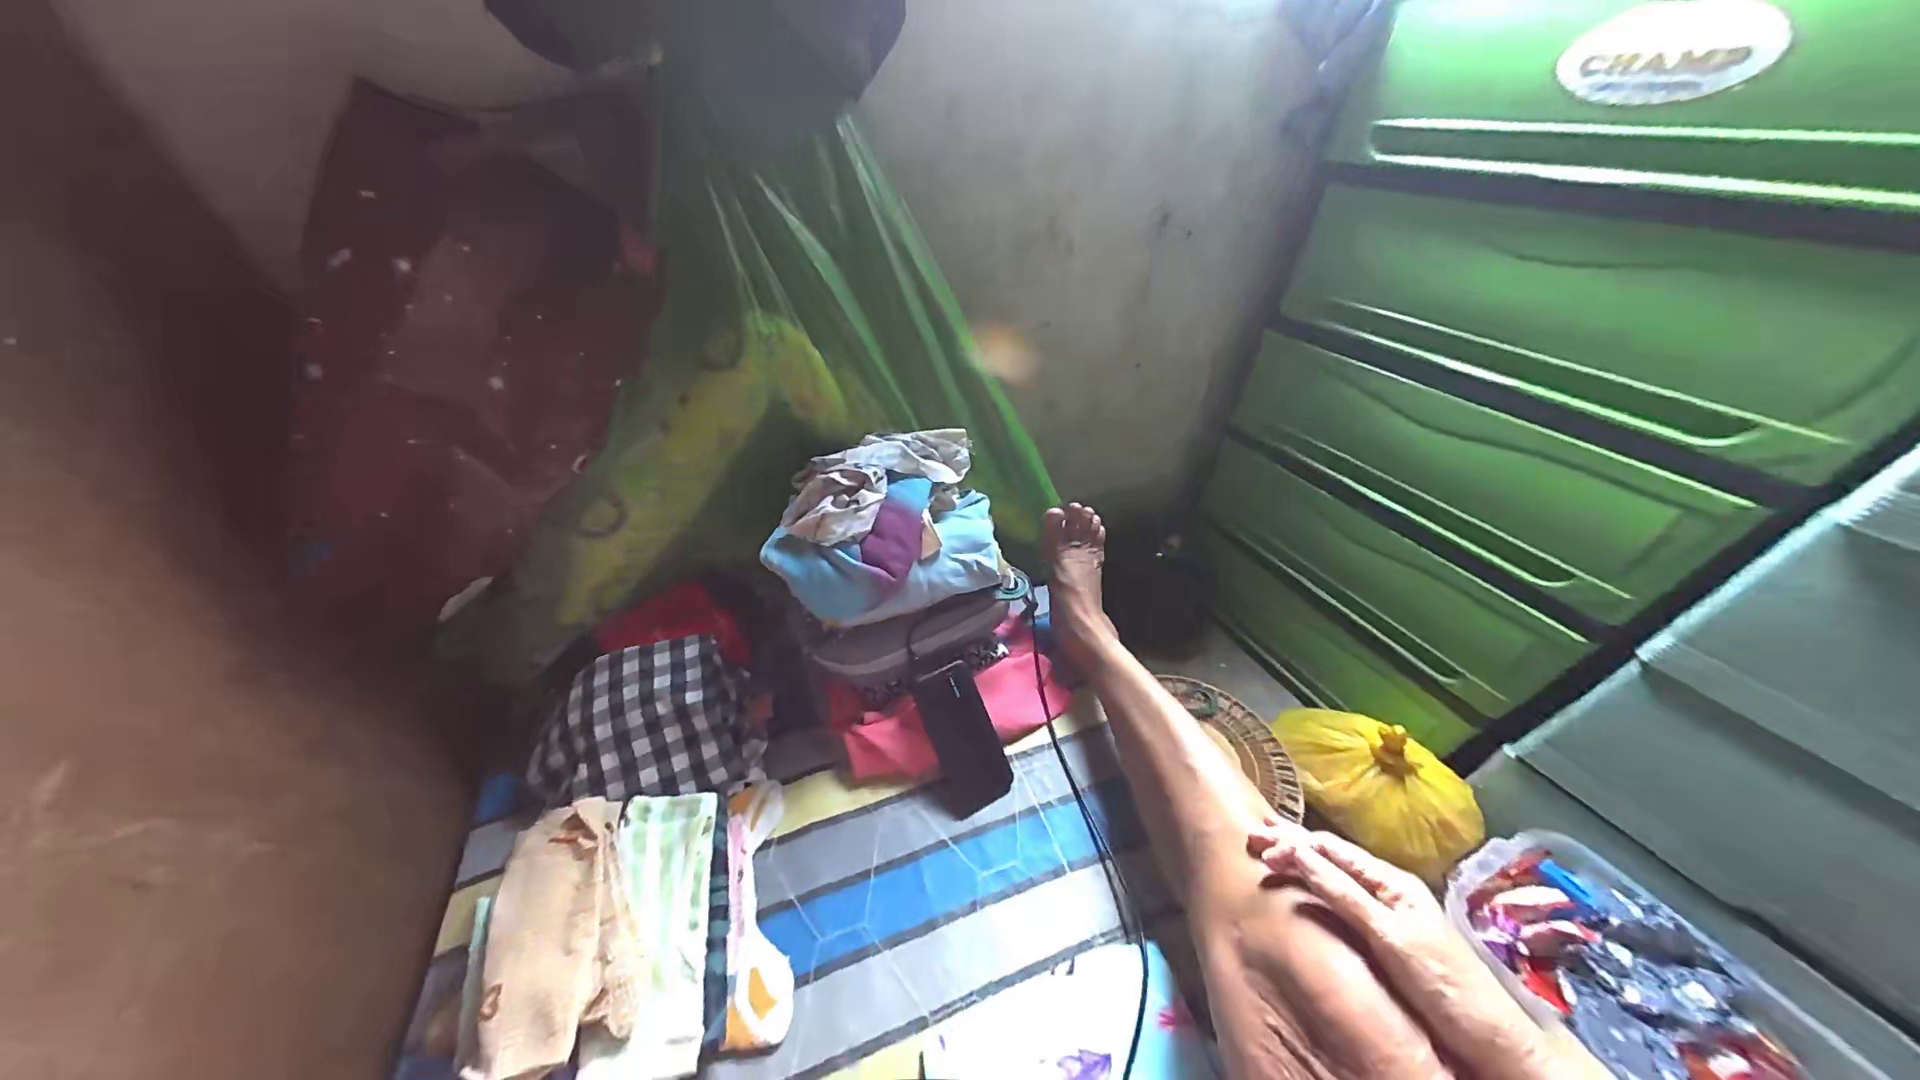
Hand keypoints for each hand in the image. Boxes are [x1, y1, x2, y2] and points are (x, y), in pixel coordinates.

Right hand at [1248, 828, 1567, 1079]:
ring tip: (1268, 848)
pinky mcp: (1384, 934)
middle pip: (1330, 855)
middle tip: (1253, 833)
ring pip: (1332, 872)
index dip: (1292, 840)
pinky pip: (1339, 895)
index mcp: (1390, 881)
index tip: (1258, 837)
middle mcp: (1386, 888)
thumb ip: (1344, 894)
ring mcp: (1386, 910)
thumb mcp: (1389, 937)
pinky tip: (1299, 882)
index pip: (1330, 848)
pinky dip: (1312, 881)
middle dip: (1290, 842)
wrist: (1493, 1044)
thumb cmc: (1443, 986)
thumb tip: (1299, 851)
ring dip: (1298, 858)